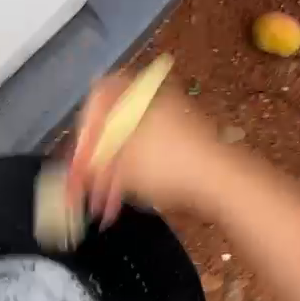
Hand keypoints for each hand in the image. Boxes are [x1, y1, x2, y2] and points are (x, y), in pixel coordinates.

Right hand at [67, 70, 223, 223]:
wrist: (222, 179)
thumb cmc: (167, 163)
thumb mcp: (120, 166)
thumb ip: (93, 165)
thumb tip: (77, 169)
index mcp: (135, 94)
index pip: (97, 97)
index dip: (83, 128)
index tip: (78, 156)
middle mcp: (152, 101)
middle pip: (112, 127)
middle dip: (96, 161)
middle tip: (84, 188)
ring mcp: (170, 122)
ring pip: (130, 147)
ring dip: (112, 176)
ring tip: (101, 206)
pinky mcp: (183, 144)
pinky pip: (148, 157)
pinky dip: (132, 178)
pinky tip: (120, 204)